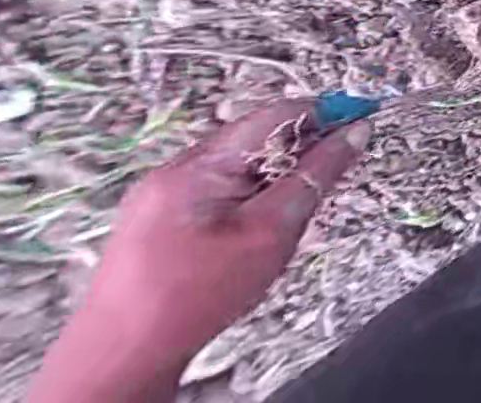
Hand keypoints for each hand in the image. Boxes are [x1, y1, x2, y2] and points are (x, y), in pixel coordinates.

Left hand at [28, 101, 369, 402]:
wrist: (116, 366)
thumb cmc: (202, 291)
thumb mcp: (274, 228)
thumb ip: (318, 173)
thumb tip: (359, 129)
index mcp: (198, 167)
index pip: (277, 114)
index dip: (327, 113)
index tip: (364, 124)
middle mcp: (175, 170)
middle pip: (259, 135)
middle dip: (305, 144)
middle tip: (337, 169)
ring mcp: (161, 194)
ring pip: (243, 160)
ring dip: (282, 168)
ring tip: (302, 200)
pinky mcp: (158, 218)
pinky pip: (222, 182)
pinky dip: (257, 186)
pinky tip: (268, 216)